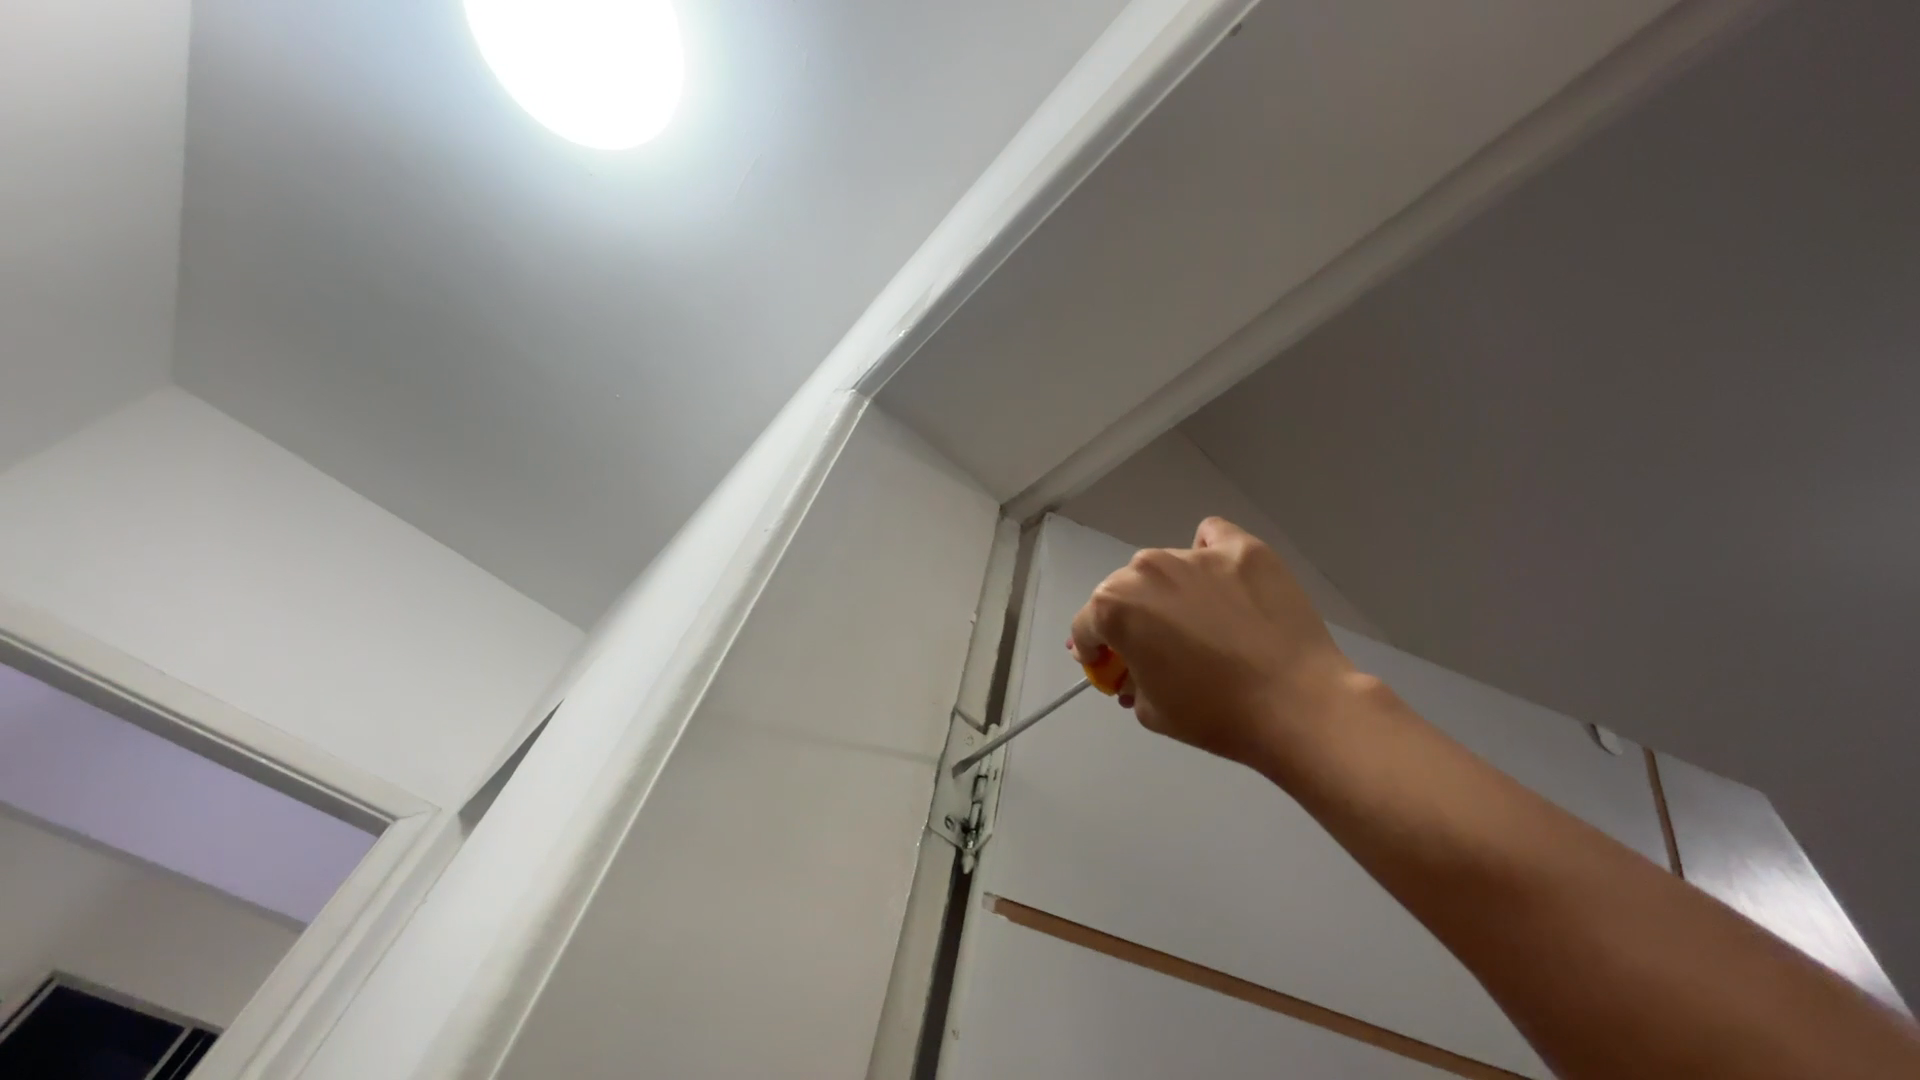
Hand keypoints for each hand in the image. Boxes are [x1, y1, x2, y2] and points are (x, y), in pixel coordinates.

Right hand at [1069, 517, 1356, 769]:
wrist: (1296, 704)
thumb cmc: (1213, 714)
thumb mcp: (1148, 710)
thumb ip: (1127, 678)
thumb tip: (1132, 667)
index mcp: (1114, 606)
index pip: (1086, 624)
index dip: (1093, 650)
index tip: (1109, 666)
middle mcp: (1147, 569)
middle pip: (1124, 591)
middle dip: (1131, 618)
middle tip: (1157, 649)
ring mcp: (1197, 554)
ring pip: (1166, 567)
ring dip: (1169, 591)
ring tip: (1202, 621)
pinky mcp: (1244, 549)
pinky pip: (1212, 537)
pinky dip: (1209, 553)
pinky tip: (1224, 581)